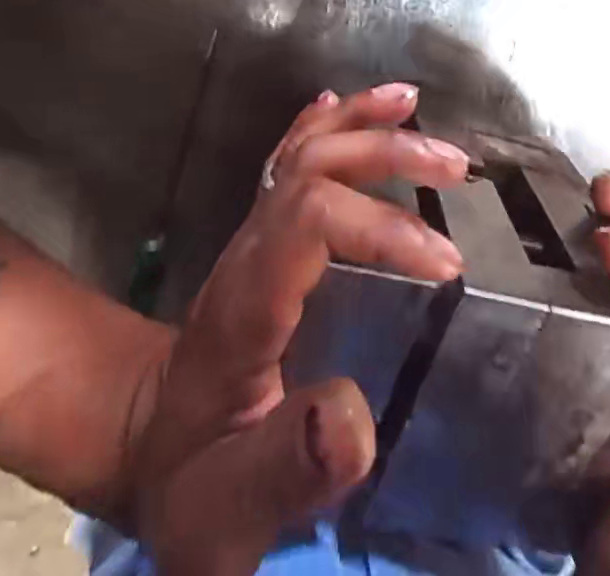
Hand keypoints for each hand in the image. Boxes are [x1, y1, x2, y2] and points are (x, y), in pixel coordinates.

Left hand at [125, 83, 470, 574]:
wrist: (154, 446)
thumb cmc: (196, 479)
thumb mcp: (230, 508)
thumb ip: (284, 470)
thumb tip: (351, 416)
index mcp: (246, 307)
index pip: (308, 221)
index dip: (382, 226)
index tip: (446, 262)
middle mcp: (249, 254)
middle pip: (309, 169)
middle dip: (384, 154)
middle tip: (455, 165)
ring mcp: (253, 239)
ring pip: (299, 154)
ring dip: (359, 125)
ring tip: (410, 101)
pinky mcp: (264, 238)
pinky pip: (287, 165)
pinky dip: (320, 127)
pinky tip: (346, 105)